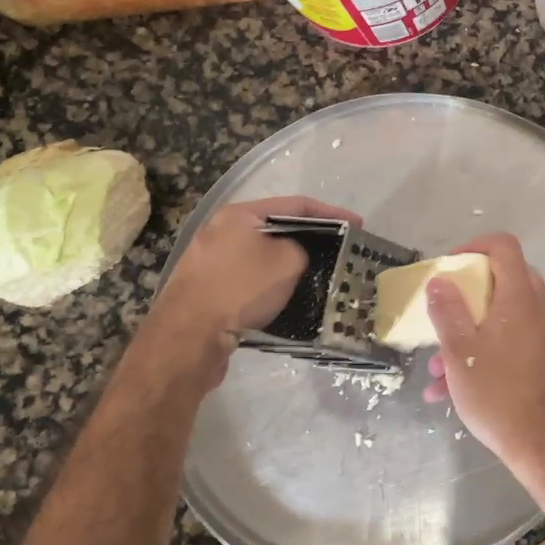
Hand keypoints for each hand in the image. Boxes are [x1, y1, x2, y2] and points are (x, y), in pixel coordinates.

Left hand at [151, 196, 359, 341]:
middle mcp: (218, 231)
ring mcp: (207, 262)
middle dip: (309, 238)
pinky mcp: (204, 290)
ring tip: (317, 274)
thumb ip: (303, 250)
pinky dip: (269, 283)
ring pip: (260, 256)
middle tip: (337, 248)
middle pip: (275, 228)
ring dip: (288, 264)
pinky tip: (287, 296)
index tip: (357, 225)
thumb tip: (296, 257)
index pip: (296, 205)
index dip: (331, 213)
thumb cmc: (242, 289)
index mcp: (238, 214)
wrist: (187, 339)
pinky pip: (247, 279)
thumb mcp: (289, 261)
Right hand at [421, 233, 544, 463]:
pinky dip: (480, 352)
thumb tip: (439, 281)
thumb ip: (448, 311)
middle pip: (502, 279)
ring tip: (434, 368)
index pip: (504, 246)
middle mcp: (536, 306)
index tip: (449, 265)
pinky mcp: (541, 354)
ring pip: (500, 315)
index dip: (475, 246)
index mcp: (519, 296)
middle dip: (466, 294)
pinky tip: (447, 390)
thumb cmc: (496, 391)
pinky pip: (507, 339)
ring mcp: (541, 330)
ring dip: (466, 332)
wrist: (539, 439)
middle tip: (442, 309)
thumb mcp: (460, 351)